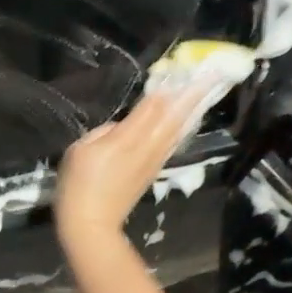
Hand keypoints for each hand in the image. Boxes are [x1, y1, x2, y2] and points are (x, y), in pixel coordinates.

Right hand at [56, 83, 223, 239]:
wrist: (91, 224)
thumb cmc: (78, 184)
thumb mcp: (81, 150)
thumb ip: (105, 131)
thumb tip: (123, 126)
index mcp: (128, 139)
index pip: (153, 107)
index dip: (170, 87)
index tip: (187, 69)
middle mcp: (147, 148)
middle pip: (173, 117)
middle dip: (192, 95)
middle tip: (213, 75)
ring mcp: (153, 161)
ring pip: (177, 129)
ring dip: (191, 109)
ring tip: (206, 91)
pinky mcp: (152, 171)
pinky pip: (172, 142)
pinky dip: (182, 127)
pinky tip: (186, 120)